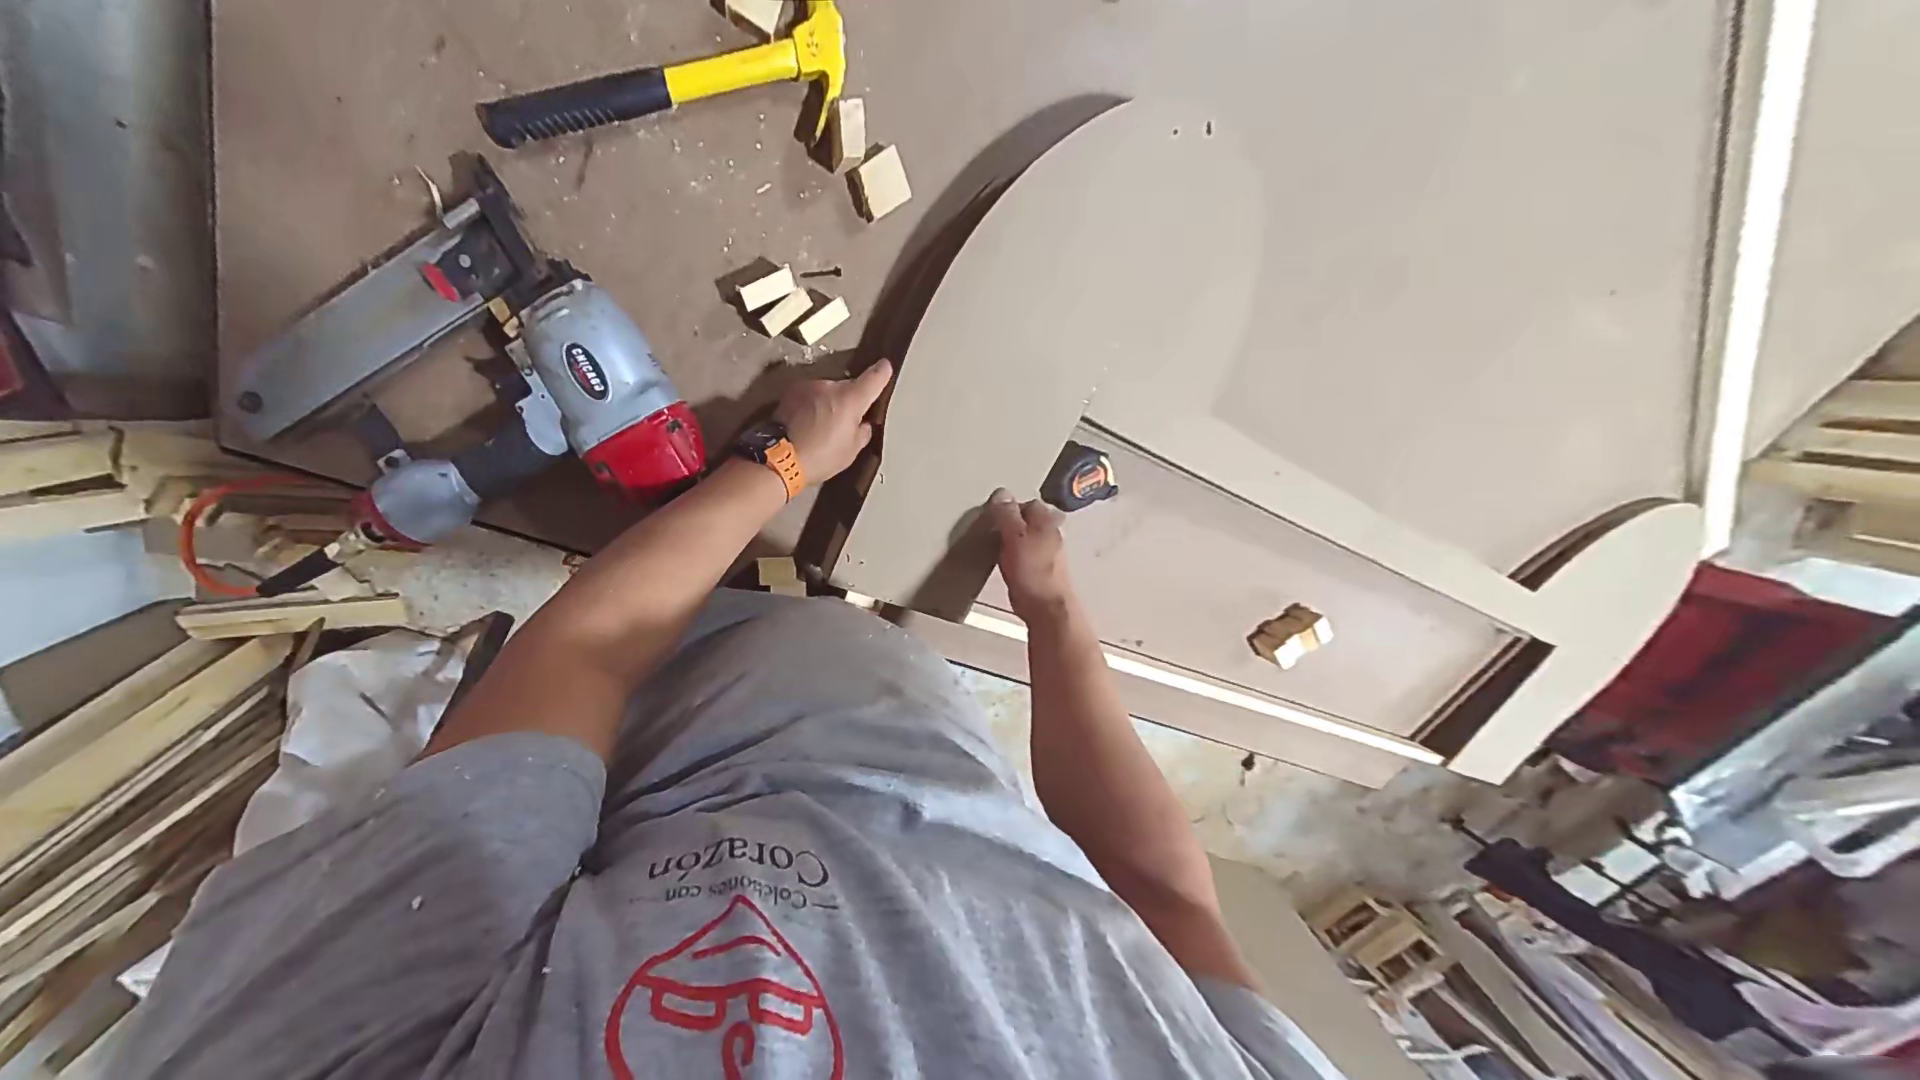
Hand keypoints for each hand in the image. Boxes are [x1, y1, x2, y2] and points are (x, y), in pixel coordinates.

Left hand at [773, 360, 894, 483]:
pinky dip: (811, 406)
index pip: (873, 378)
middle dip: (848, 401)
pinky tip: (807, 424)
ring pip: (826, 391)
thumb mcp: (851, 451)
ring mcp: (807, 386)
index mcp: (850, 399)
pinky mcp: (790, 392)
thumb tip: (863, 423)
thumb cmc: (819, 457)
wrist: (777, 458)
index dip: (882, 373)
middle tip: (844, 425)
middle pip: (847, 388)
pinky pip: (809, 396)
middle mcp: (829, 386)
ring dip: (828, 403)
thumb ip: (862, 431)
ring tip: (822, 428)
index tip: (886, 367)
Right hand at [986, 488, 1076, 621]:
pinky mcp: (1043, 571)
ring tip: (998, 547)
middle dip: (1012, 522)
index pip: (1028, 502)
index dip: (1009, 506)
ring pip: (1028, 538)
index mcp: (1046, 521)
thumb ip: (1006, 514)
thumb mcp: (1013, 537)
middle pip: (1029, 520)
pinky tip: (1007, 564)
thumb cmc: (1031, 572)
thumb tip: (1001, 493)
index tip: (993, 514)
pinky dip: (1016, 556)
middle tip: (994, 530)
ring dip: (1014, 540)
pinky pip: (1027, 556)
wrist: (1045, 607)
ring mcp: (1049, 553)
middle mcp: (1051, 534)